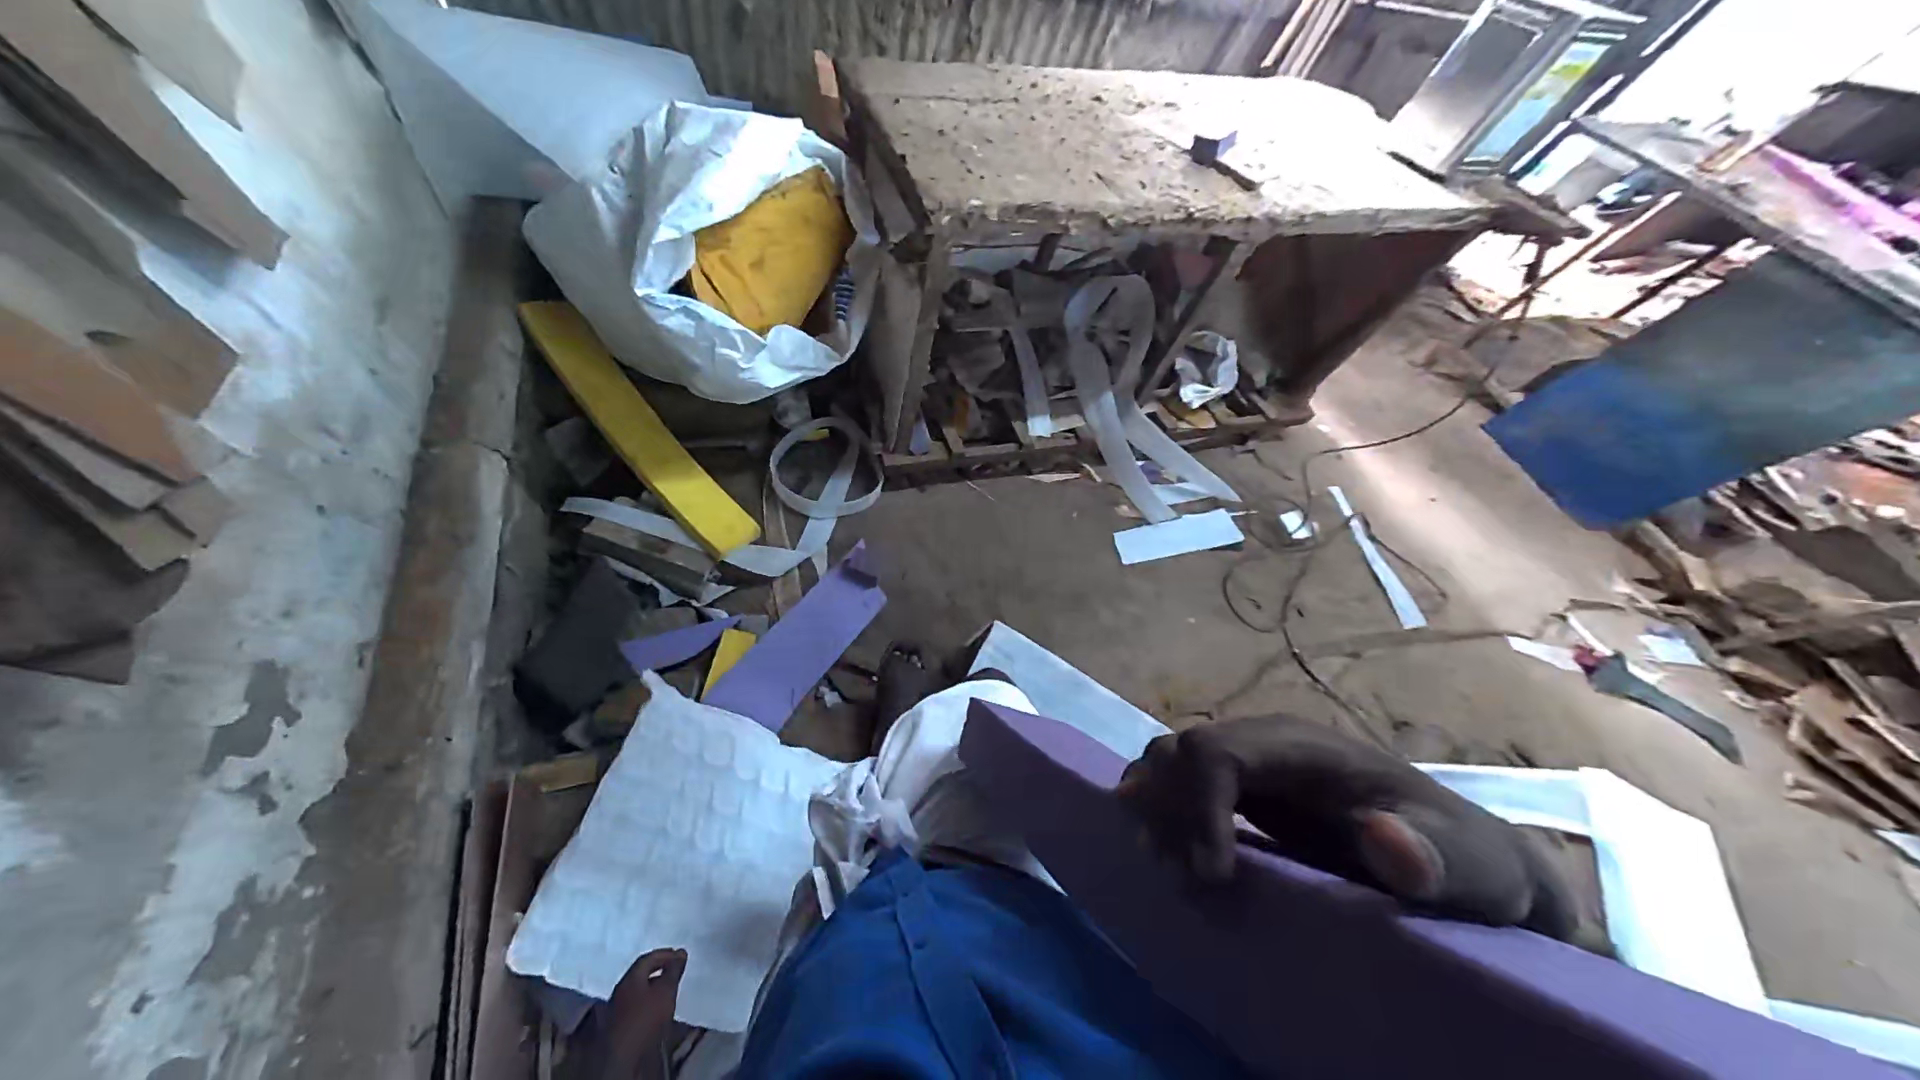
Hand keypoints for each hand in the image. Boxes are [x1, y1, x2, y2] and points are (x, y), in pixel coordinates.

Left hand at [595, 948, 686, 1079]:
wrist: (622, 1058)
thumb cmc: (645, 1018)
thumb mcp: (666, 991)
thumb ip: (673, 971)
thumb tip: (681, 952)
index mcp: (630, 979)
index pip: (647, 958)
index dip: (665, 954)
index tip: (680, 955)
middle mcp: (620, 990)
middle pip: (640, 974)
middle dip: (659, 969)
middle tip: (675, 969)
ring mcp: (616, 1009)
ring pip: (637, 990)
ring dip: (653, 986)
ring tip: (669, 988)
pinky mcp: (618, 1025)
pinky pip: (635, 1004)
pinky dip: (648, 1000)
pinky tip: (657, 1008)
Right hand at [1116, 715, 1577, 941]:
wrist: (1457, 856)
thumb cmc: (1462, 861)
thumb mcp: (1468, 868)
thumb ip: (1434, 856)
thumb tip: (1379, 834)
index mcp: (1301, 746)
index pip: (1216, 753)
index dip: (1197, 807)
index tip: (1212, 875)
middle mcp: (1260, 742)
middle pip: (1178, 752)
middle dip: (1167, 812)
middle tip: (1185, 877)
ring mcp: (1245, 760)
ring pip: (1165, 761)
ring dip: (1154, 810)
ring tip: (1171, 867)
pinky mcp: (1237, 786)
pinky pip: (1172, 780)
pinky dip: (1155, 809)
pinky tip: (1163, 846)